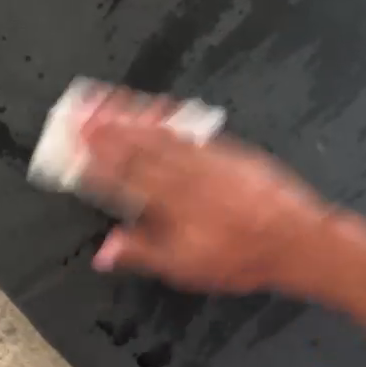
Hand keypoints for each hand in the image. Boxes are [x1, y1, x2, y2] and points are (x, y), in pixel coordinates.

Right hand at [77, 92, 333, 293]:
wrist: (295, 238)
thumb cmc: (242, 257)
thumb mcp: (186, 267)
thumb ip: (142, 253)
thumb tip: (104, 250)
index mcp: (169, 202)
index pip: (121, 176)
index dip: (93, 160)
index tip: (69, 145)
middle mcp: (183, 173)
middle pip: (135, 146)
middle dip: (102, 128)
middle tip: (75, 110)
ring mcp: (205, 157)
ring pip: (158, 131)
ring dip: (126, 113)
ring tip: (100, 98)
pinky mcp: (224, 151)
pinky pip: (186, 127)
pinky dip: (163, 114)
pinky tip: (152, 105)